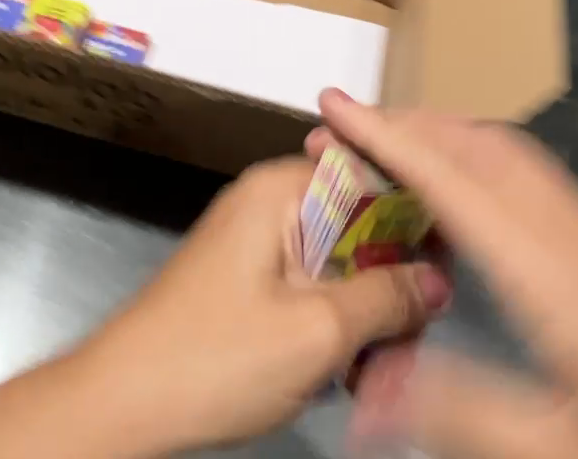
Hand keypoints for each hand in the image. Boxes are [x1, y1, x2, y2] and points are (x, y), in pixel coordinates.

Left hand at [77, 155, 451, 454]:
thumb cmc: (217, 356)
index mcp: (283, 191)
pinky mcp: (252, 282)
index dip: (418, 212)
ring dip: (368, 316)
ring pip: (341, 264)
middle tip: (417, 340)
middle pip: (360, 224)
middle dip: (394, 282)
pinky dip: (336, 326)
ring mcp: (259, 244)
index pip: (370, 172)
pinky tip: (349, 376)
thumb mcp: (317, 330)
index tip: (453, 259)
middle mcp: (272, 204)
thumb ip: (387, 299)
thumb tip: (437, 281)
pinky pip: (313, 288)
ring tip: (382, 374)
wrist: (123, 404)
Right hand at [314, 88, 577, 458]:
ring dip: (442, 137)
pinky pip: (529, 176)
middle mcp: (576, 228)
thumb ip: (460, 411)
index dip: (385, 135)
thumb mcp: (567, 452)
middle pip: (479, 144)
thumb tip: (361, 388)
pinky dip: (476, 162)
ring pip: (508, 152)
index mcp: (553, 269)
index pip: (451, 177)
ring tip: (389, 154)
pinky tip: (466, 202)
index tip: (330, 105)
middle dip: (407, 123)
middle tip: (343, 134)